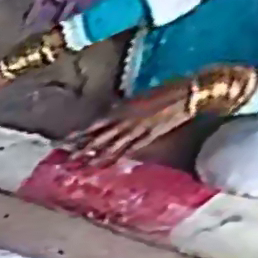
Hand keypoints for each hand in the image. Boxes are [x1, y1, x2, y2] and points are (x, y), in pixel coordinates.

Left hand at [64, 82, 193, 166]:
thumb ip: (122, 108)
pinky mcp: (151, 135)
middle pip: (98, 140)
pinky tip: (110, 165)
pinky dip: (120, 157)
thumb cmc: (169, 89)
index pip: (92, 126)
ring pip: (112, 147)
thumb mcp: (139, 97)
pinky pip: (132, 149)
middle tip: (66, 161)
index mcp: (121, 110)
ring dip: (97, 158)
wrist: (196, 90)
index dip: (76, 136)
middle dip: (81, 151)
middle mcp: (126, 122)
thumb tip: (108, 114)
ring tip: (84, 168)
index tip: (60, 143)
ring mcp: (138, 130)